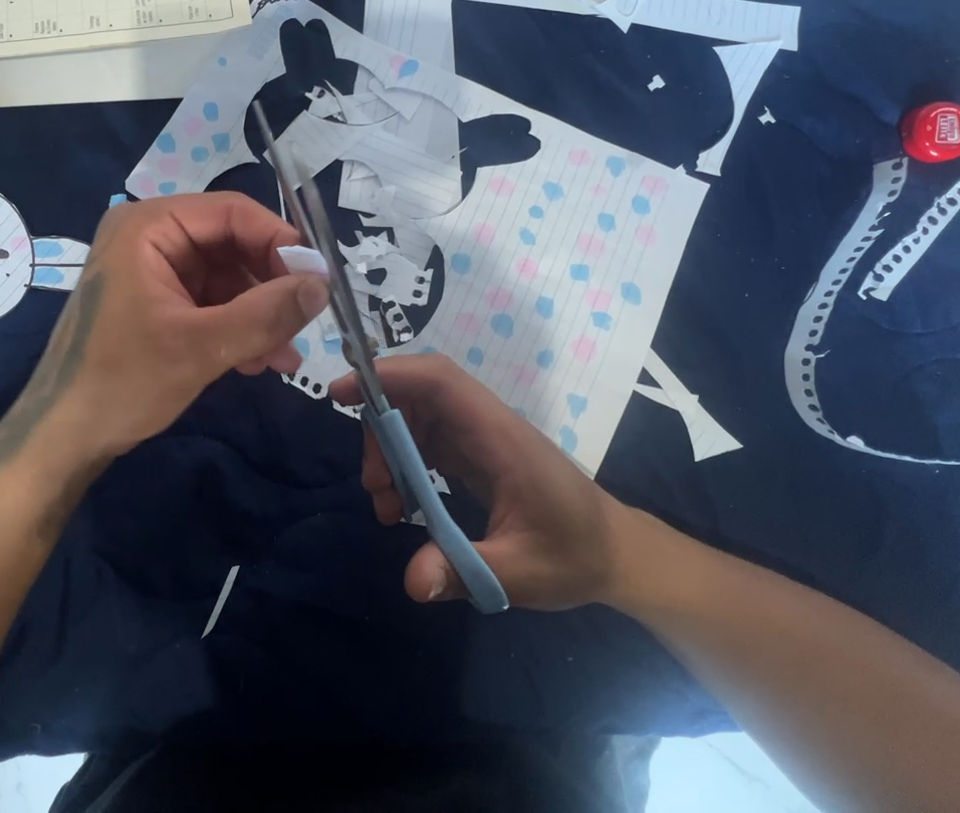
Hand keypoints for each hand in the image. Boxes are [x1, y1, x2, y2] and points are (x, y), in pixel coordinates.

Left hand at [21, 192, 328, 463]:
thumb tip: (323, 285)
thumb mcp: (200, 348)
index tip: (319, 281)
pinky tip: (259, 362)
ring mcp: (150, 270)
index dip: (280, 242)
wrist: (63, 437)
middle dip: (270, 285)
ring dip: (258, 314)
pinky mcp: (155, 302)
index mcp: (147, 226)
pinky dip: (236, 328)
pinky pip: (209, 302)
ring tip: (284, 358)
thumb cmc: (122, 382)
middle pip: (231, 243)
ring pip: (226, 277)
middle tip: (304, 322)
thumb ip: (265, 313)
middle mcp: (148, 237)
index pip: (232, 212)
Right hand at [333, 353, 627, 609]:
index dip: (390, 376)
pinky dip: (402, 464)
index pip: (441, 383)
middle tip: (372, 485)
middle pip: (418, 396)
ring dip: (388, 451)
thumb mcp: (521, 573)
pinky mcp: (474, 455)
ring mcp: (480, 439)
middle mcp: (486, 427)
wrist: (616, 555)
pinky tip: (401, 504)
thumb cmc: (575, 554)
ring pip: (417, 417)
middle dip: (380, 428)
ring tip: (386, 505)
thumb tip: (411, 583)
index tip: (343, 393)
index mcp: (500, 438)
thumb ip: (463, 571)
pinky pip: (425, 440)